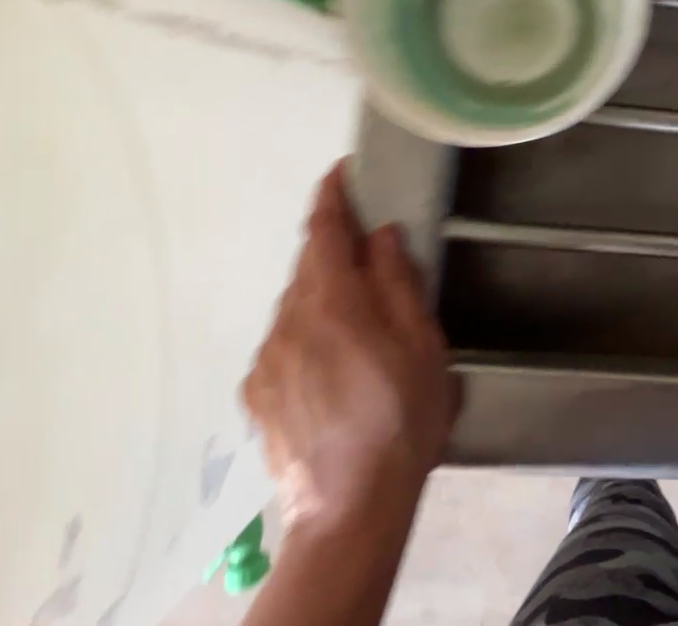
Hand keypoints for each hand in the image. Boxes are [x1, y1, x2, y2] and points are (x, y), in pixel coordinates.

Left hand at [241, 163, 455, 537]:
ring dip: (323, 297)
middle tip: (372, 256)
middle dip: (335, 251)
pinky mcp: (255, 393)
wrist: (350, 506)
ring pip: (294, 307)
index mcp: (332, 303)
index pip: (323, 232)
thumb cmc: (403, 417)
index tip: (342, 172)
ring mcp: (265, 360)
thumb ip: (398, 283)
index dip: (331, 196)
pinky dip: (307, 334)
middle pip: (307, 267)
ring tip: (360, 327)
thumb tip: (382, 236)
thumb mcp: (421, 344)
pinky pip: (283, 343)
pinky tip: (335, 369)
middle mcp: (287, 322)